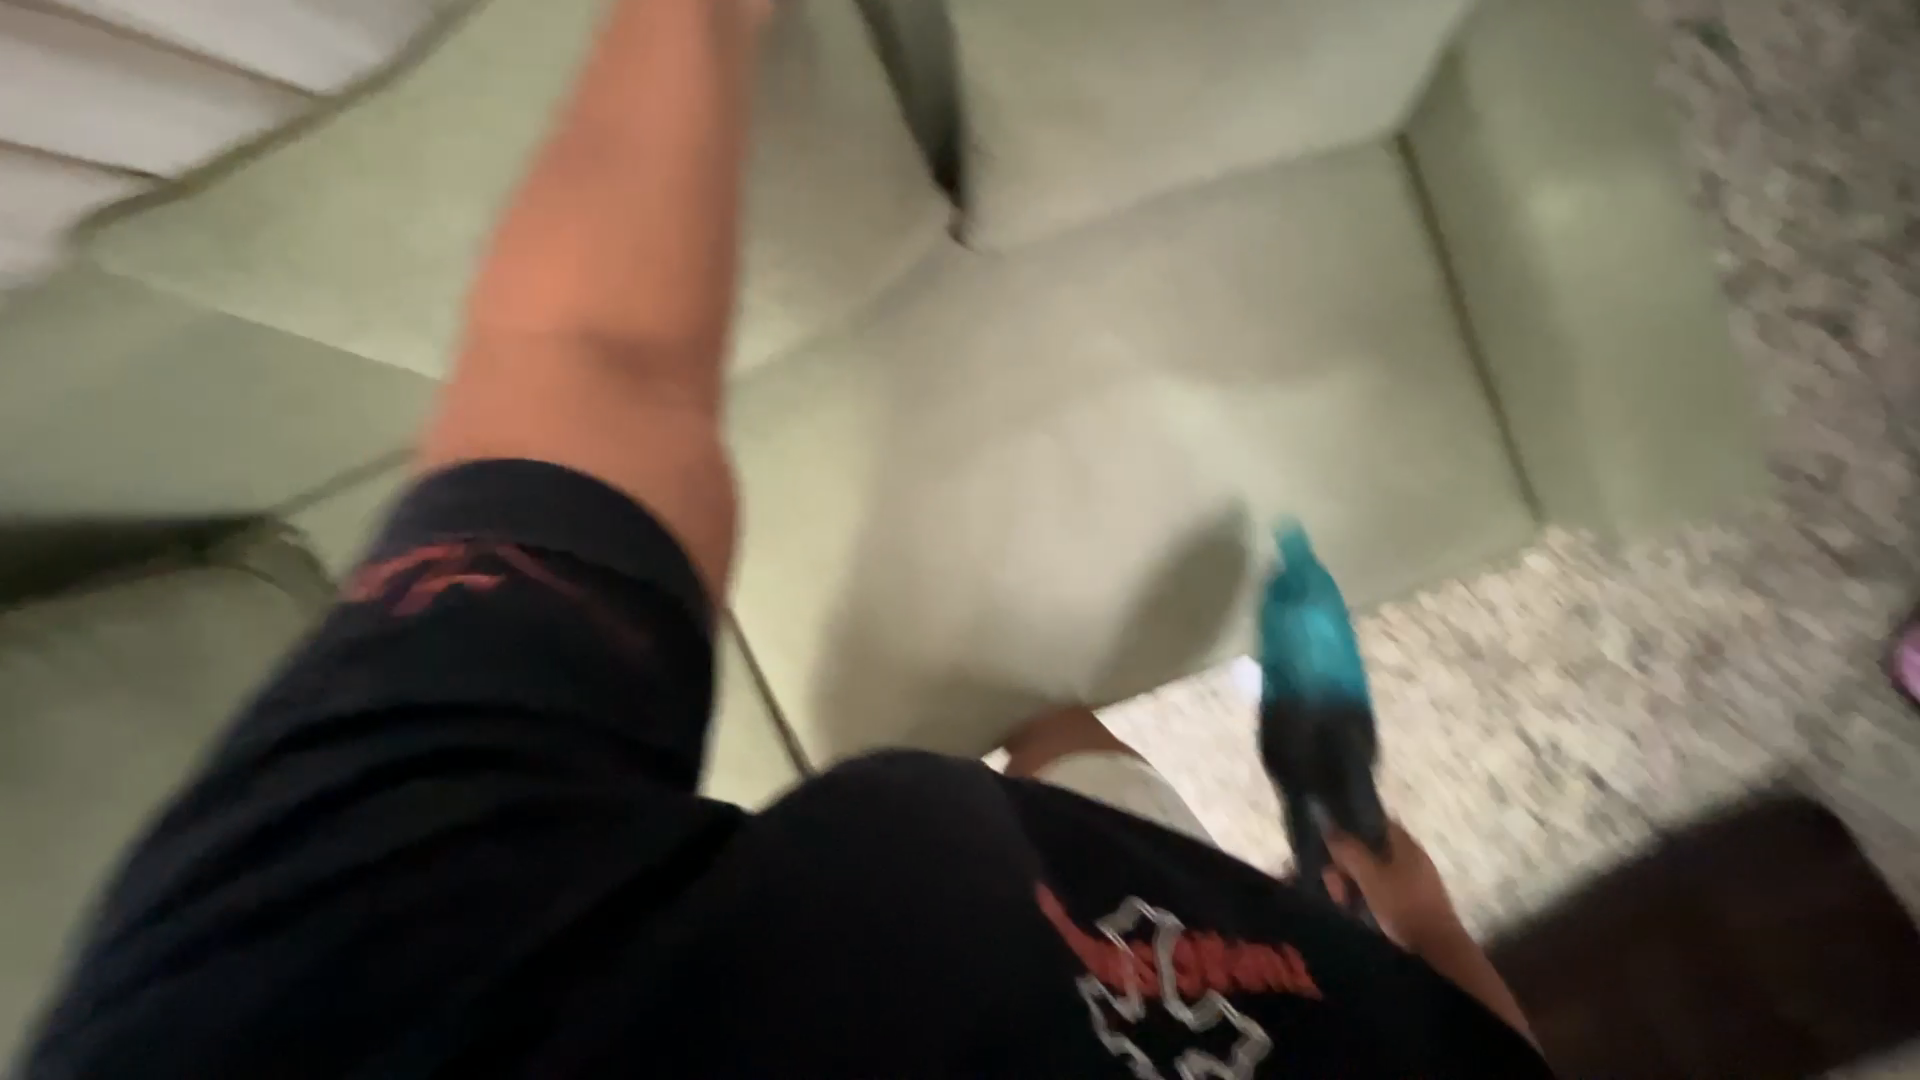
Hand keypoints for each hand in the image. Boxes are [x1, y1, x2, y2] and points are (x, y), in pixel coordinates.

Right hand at [1323, 820, 1462, 950]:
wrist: (1440, 949)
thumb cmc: (1403, 905)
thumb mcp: (1369, 875)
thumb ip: (1348, 850)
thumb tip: (1329, 828)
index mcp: (1404, 843)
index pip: (1372, 820)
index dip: (1349, 827)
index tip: (1331, 843)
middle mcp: (1411, 856)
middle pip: (1368, 848)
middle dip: (1346, 863)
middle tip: (1335, 884)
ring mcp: (1414, 879)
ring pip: (1373, 870)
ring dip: (1353, 882)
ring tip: (1343, 901)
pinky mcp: (1414, 899)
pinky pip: (1382, 887)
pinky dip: (1367, 894)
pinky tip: (1358, 909)